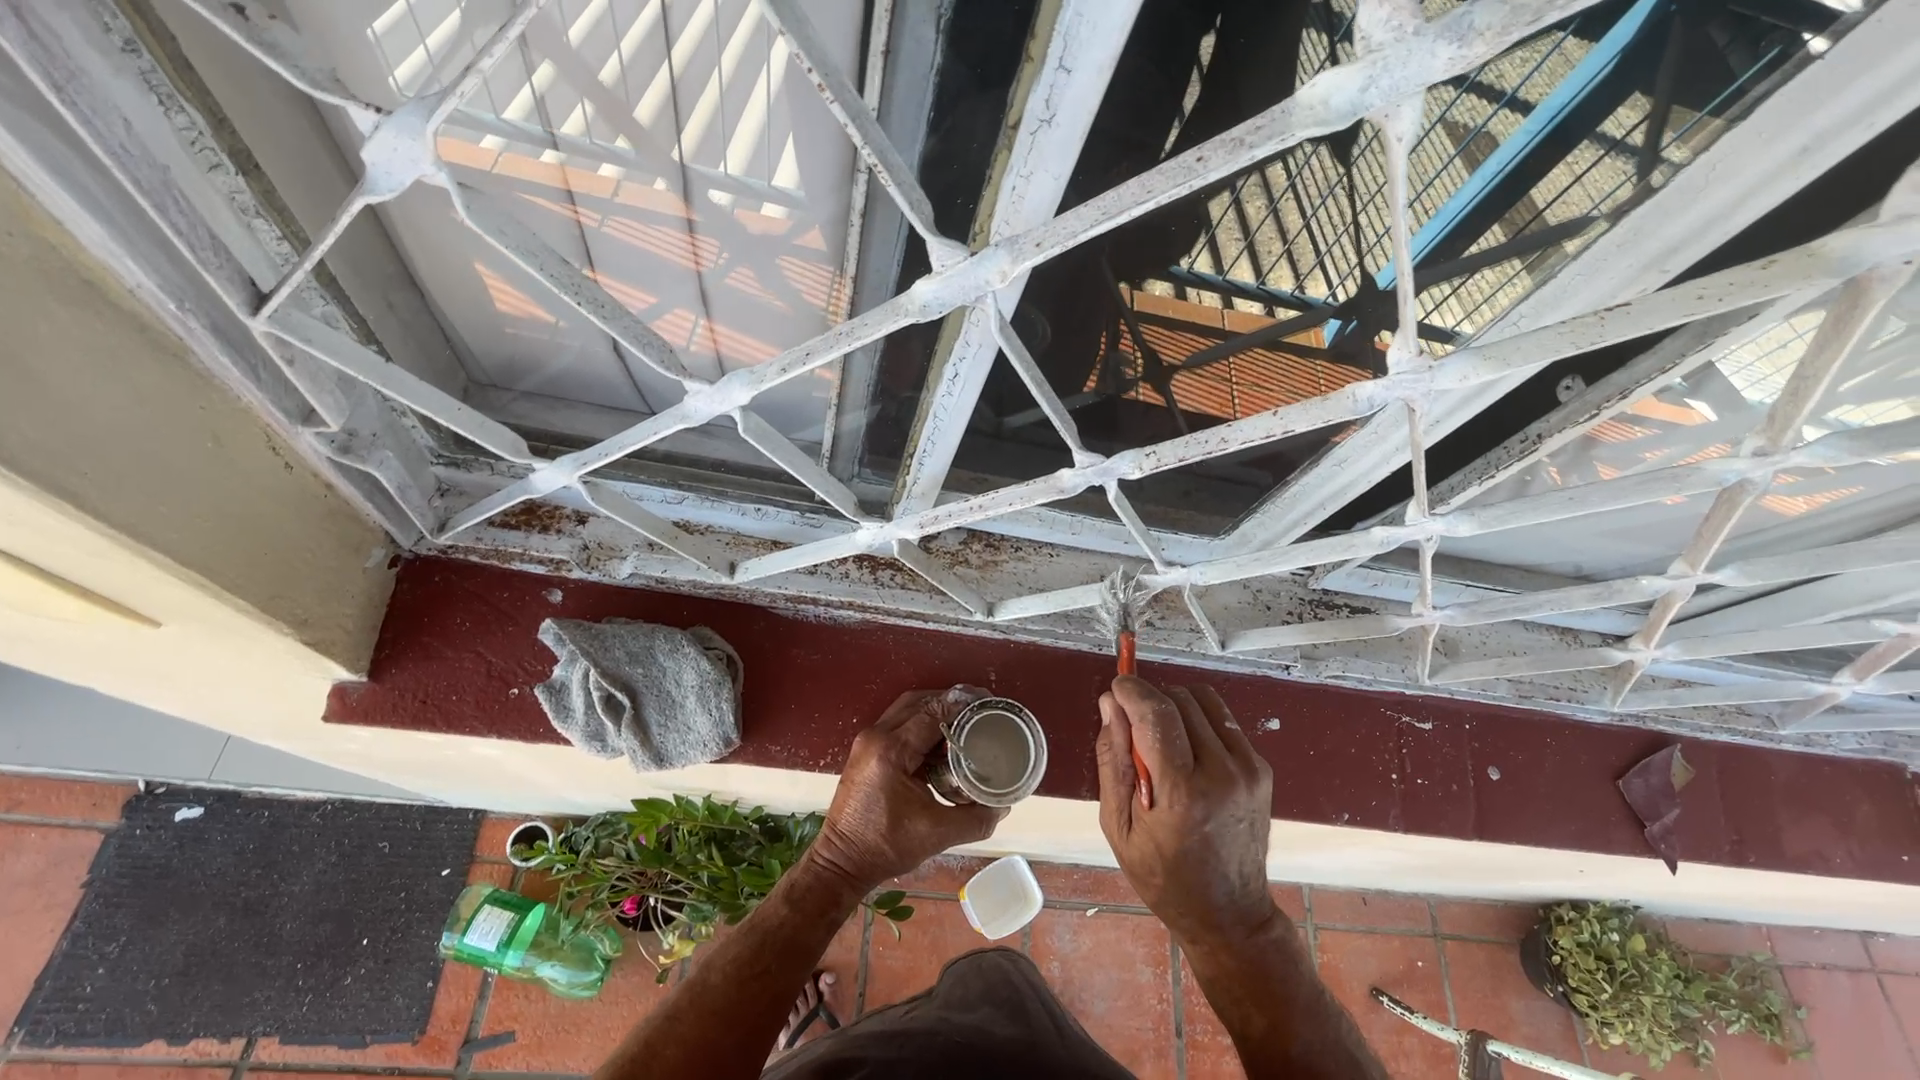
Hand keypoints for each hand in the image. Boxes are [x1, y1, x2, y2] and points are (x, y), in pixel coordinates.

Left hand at [806, 687, 1006, 893]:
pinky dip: (922, 725)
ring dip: (936, 711)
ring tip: (966, 722)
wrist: (842, 862)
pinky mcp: (867, 752)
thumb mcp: (938, 834)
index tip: (988, 703)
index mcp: (891, 750)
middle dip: (950, 702)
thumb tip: (1003, 806)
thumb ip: (976, 818)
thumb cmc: (885, 846)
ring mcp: (868, 742)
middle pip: (919, 702)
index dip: (962, 704)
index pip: (933, 712)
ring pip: (907, 710)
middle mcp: (876, 736)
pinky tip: (944, 742)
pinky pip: (899, 725)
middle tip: (980, 709)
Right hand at [1096, 676, 1277, 946]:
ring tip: (1159, 740)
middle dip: (1149, 701)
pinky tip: (1185, 752)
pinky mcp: (1261, 768)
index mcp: (1182, 793)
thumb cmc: (1163, 876)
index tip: (1116, 686)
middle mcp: (1222, 773)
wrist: (1228, 913)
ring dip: (1174, 706)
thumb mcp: (1118, 825)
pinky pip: (1222, 720)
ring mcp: (1248, 769)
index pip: (1157, 713)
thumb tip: (1111, 706)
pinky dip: (1197, 722)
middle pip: (1179, 699)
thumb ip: (1112, 759)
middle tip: (1131, 726)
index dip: (1132, 690)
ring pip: (1203, 701)